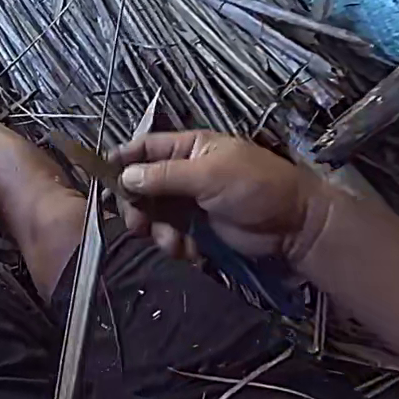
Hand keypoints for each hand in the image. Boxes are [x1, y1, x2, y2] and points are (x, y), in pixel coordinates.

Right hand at [110, 130, 334, 263]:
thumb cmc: (256, 187)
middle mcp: (184, 173)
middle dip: (137, 206)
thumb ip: (164, 176)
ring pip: (154, 215)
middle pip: (142, 186)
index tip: (103, 178)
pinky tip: (190, 251)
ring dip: (157, 231)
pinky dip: (175, 245)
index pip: (145, 147)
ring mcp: (190, 202)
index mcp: (189, 148)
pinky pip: (171, 235)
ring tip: (173, 242)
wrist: (295, 226)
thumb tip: (125, 176)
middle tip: (137, 224)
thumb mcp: (209, 175)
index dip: (122, 160)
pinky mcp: (198, 229)